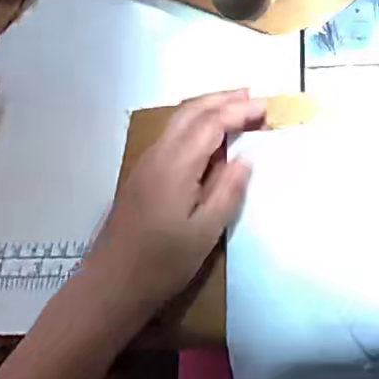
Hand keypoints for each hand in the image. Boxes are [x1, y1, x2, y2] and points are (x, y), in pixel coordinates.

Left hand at [89, 90, 265, 309]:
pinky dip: (195, 123)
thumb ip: (227, 191)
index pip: (211, 123)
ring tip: (235, 107)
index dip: (239, 111)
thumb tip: (245, 158)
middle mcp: (158, 153)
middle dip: (223, 99)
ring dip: (208, 108)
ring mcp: (146, 161)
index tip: (265, 107)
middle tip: (253, 96)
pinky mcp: (142, 173)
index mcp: (176, 164)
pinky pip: (172, 134)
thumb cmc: (162, 262)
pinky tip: (208, 136)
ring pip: (179, 120)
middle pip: (191, 111)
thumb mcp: (204, 232)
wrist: (112, 283)